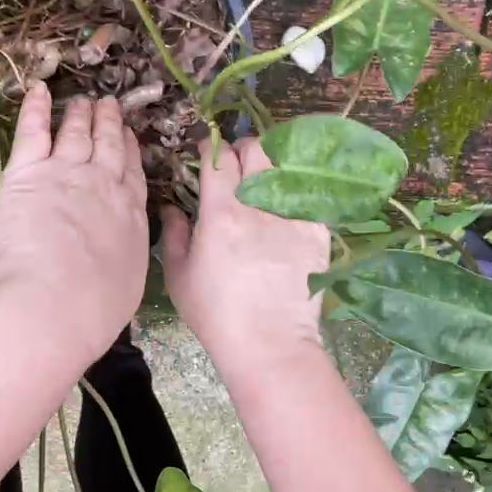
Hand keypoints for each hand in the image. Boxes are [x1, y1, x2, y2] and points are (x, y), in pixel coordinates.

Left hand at [0, 86, 149, 363]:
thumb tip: (117, 260)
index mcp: (128, 215)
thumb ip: (122, 260)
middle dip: (109, 124)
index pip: (131, 174)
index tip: (129, 138)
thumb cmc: (92, 307)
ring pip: (74, 134)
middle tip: (108, 106)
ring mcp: (64, 172)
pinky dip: (35, 108)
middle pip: (107, 146)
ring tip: (82, 100)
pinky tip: (38, 91)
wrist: (53, 297)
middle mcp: (102, 186)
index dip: (129, 152)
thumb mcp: (125, 284)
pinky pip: (32, 131)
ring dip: (79, 114)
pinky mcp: (26, 171)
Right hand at [160, 138, 330, 383]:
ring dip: (271, 166)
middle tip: (236, 164)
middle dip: (243, 150)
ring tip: (264, 180)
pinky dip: (295, 193)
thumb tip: (172, 208)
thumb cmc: (215, 314)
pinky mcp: (318, 231)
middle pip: (255, 152)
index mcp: (220, 214)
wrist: (269, 343)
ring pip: (285, 167)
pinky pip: (308, 196)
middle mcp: (258, 206)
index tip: (205, 151)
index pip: (217, 159)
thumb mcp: (179, 277)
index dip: (209, 148)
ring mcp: (292, 216)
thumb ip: (174, 235)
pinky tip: (287, 207)